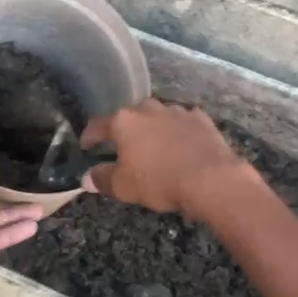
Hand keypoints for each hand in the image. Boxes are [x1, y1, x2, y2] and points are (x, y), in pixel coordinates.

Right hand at [82, 98, 262, 220]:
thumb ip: (103, 179)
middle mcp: (148, 109)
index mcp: (124, 122)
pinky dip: (178, 132)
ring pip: (157, 117)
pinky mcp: (200, 118)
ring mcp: (175, 111)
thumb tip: (87, 177)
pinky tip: (182, 145)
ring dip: (153, 129)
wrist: (211, 179)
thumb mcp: (124, 187)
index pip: (99, 126)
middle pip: (130, 117)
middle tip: (124, 148)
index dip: (90, 136)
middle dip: (125, 130)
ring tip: (155, 147)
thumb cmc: (160, 181)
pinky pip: (182, 123)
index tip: (86, 145)